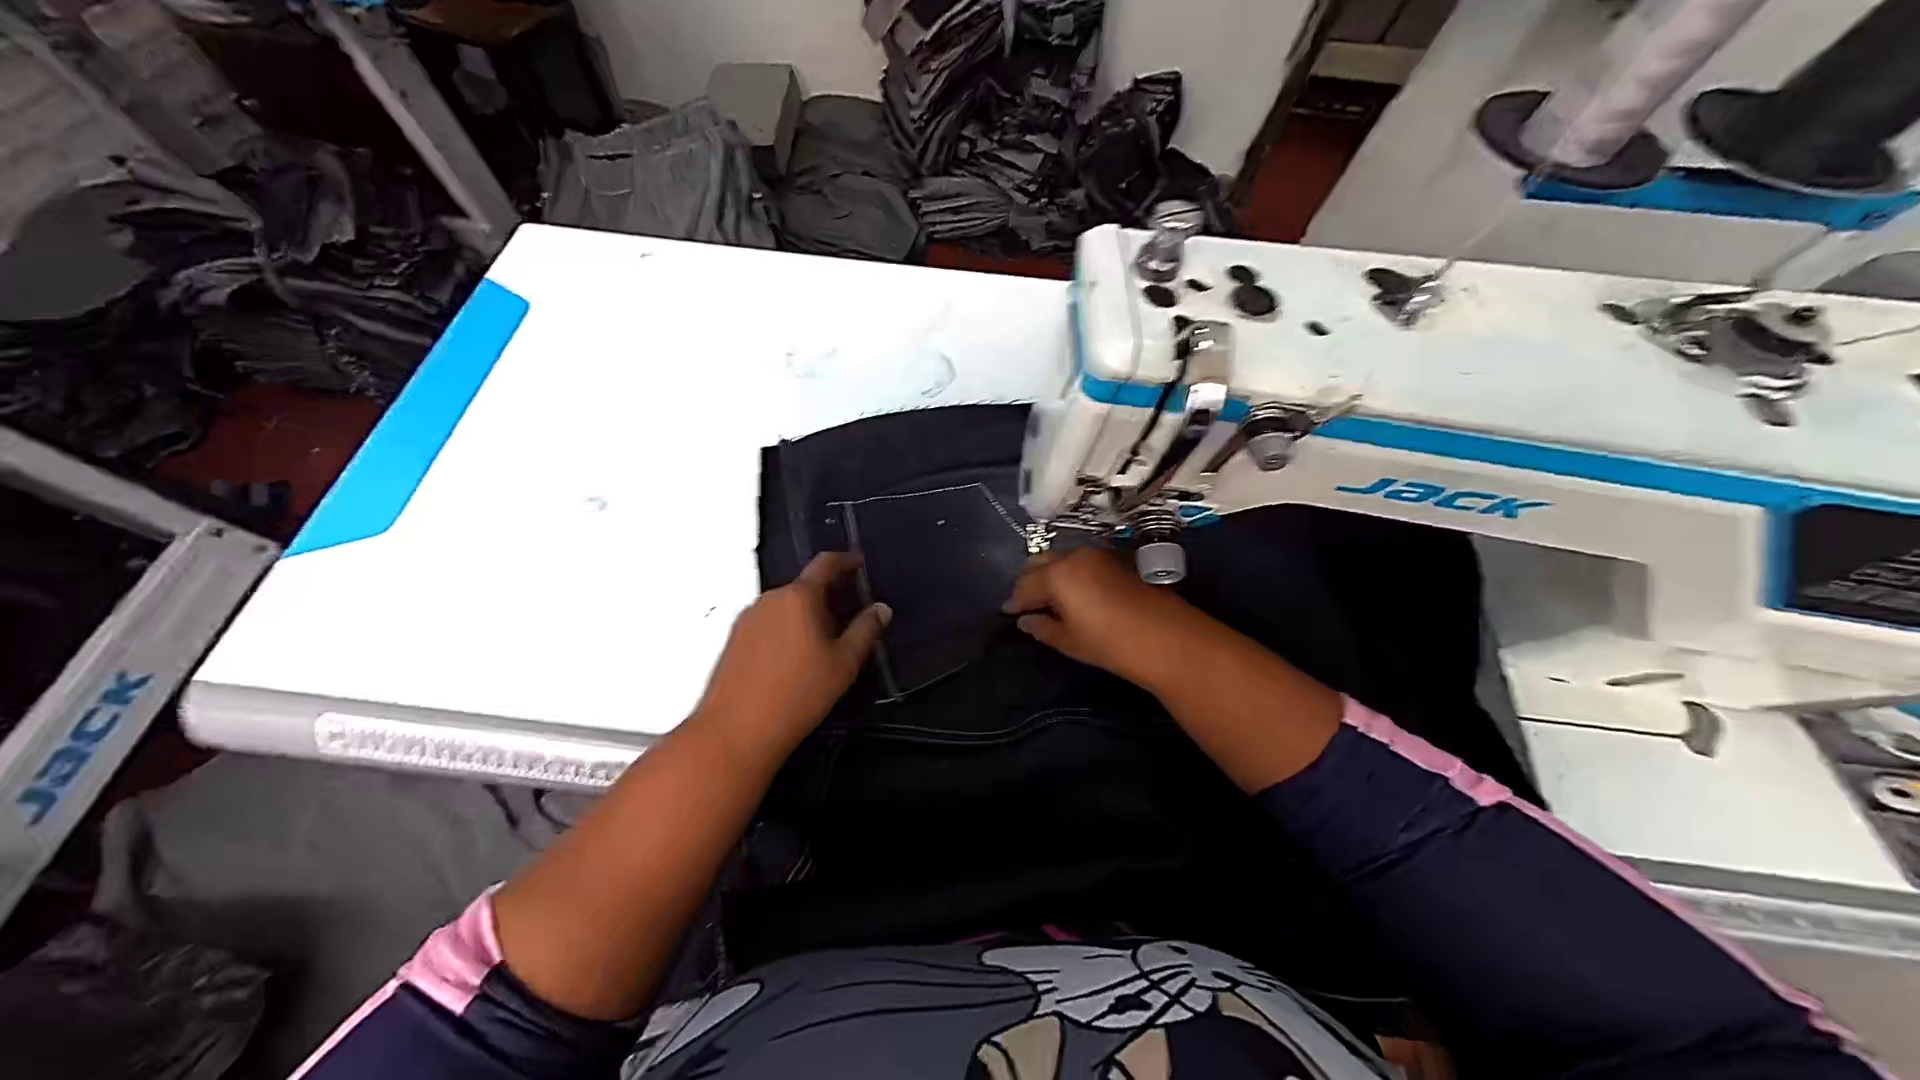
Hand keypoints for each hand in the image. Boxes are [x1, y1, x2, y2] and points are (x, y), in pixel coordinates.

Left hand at [689, 552, 889, 761]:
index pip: (826, 564)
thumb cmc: (795, 695)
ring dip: (808, 615)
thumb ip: (866, 630)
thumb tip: (881, 609)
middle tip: (852, 614)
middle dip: (830, 596)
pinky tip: (798, 659)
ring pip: (786, 607)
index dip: (847, 561)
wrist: (736, 732)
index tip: (859, 564)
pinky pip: (769, 623)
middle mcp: (769, 600)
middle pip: (805, 586)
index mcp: (799, 597)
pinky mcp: (735, 641)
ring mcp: (748, 620)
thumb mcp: (843, 663)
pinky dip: (787, 630)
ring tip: (827, 642)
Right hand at [1002, 546, 1220, 690]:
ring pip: (1061, 559)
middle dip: (1028, 582)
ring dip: (1049, 574)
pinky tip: (1073, 593)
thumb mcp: (1069, 641)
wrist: (1168, 638)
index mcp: (1057, 575)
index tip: (1007, 613)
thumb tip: (1025, 620)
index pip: (1024, 586)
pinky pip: (1081, 562)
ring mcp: (1098, 555)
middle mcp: (1074, 557)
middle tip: (1025, 604)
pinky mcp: (1116, 560)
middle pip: (1039, 563)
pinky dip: (1069, 573)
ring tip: (1048, 599)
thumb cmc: (1111, 644)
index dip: (1014, 602)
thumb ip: (1042, 627)